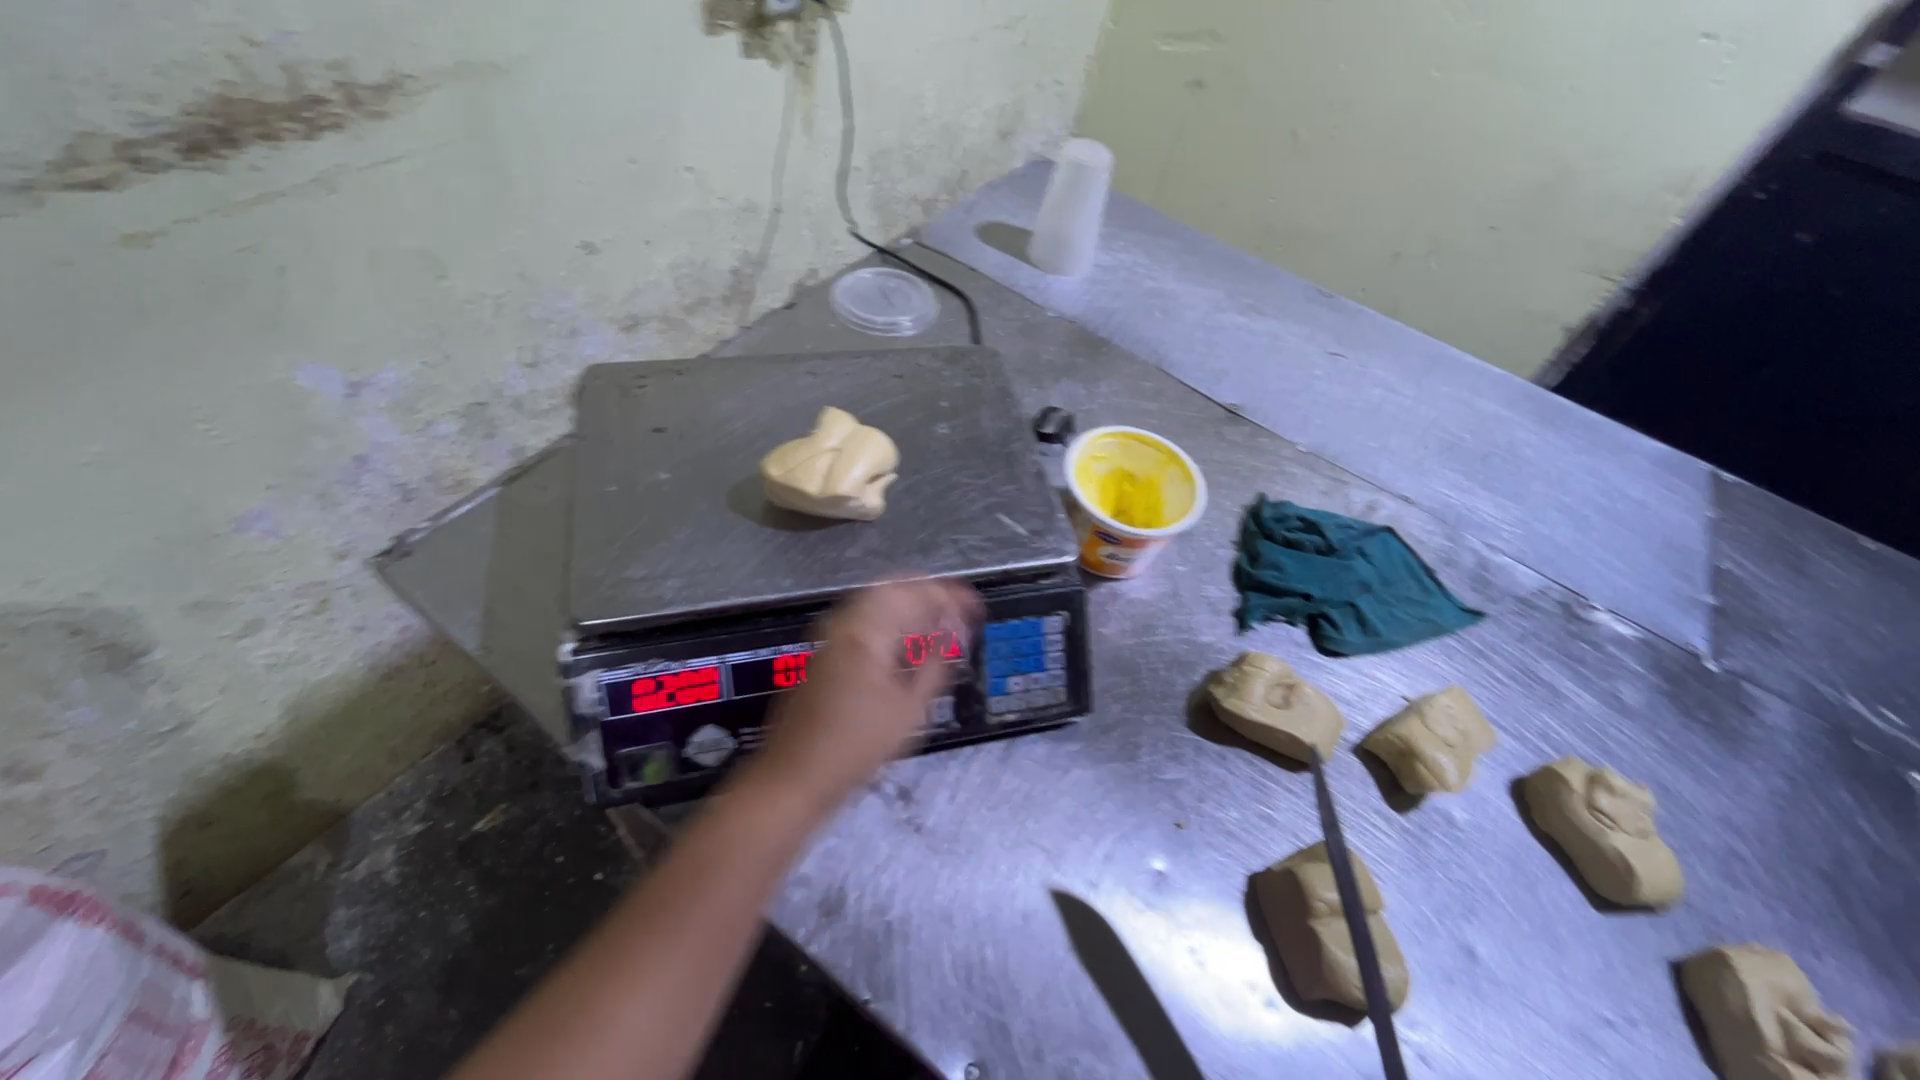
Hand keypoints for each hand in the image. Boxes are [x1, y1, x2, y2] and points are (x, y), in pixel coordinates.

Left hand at [750, 578, 981, 808]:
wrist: (794, 775)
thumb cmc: (857, 746)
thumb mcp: (910, 709)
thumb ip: (936, 663)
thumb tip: (954, 632)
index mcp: (866, 630)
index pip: (915, 594)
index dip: (949, 597)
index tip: (974, 607)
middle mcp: (843, 622)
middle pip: (892, 589)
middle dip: (928, 596)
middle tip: (956, 612)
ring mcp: (826, 636)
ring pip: (874, 603)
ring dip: (908, 608)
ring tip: (937, 627)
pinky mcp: (819, 652)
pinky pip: (860, 621)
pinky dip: (887, 623)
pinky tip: (904, 646)